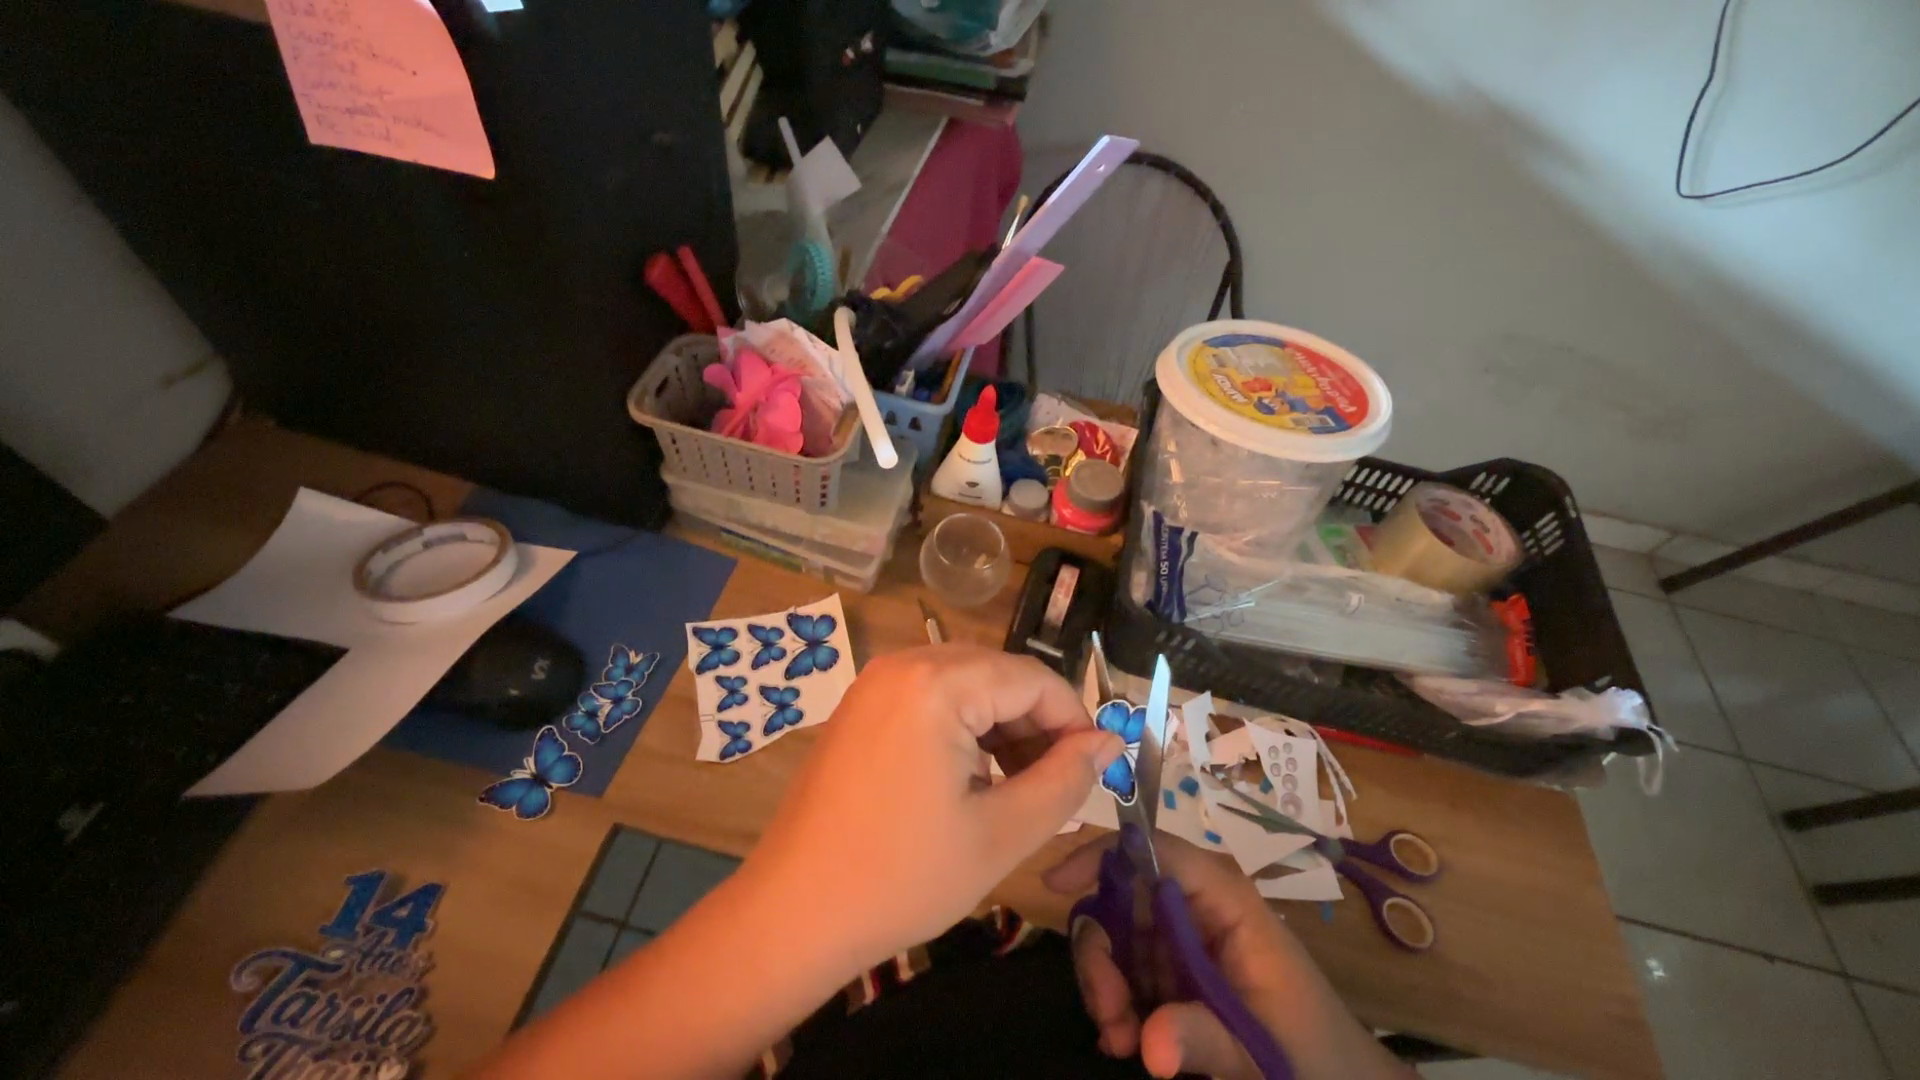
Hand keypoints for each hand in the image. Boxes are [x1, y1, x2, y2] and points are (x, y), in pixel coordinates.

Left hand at [743, 645, 1122, 969]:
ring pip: (967, 687)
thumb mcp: (1001, 833)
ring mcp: (874, 684)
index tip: (1097, 770)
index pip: (1033, 679)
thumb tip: (1108, 741)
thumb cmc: (902, 878)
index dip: (1075, 721)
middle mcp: (902, 664)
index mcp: (936, 683)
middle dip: (1037, 726)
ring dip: (1003, 729)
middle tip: (1058, 787)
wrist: (794, 913)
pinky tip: (974, 780)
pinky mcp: (861, 707)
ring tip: (1020, 789)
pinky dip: (964, 731)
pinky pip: (932, 700)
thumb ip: (1066, 779)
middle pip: (999, 676)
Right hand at [1045, 832, 1409, 1079]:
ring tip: (1120, 1041)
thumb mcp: (1263, 1050)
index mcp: (1225, 900)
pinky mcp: (1175, 969)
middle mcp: (1196, 906)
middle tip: (1107, 1014)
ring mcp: (1182, 937)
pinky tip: (1128, 1042)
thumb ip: (1205, 1039)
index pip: (1154, 851)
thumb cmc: (1315, 1053)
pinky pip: (1125, 969)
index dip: (1101, 855)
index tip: (1055, 885)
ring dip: (1105, 986)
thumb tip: (1148, 1045)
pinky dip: (1115, 1003)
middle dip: (1100, 952)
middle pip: (1120, 897)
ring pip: (1114, 934)